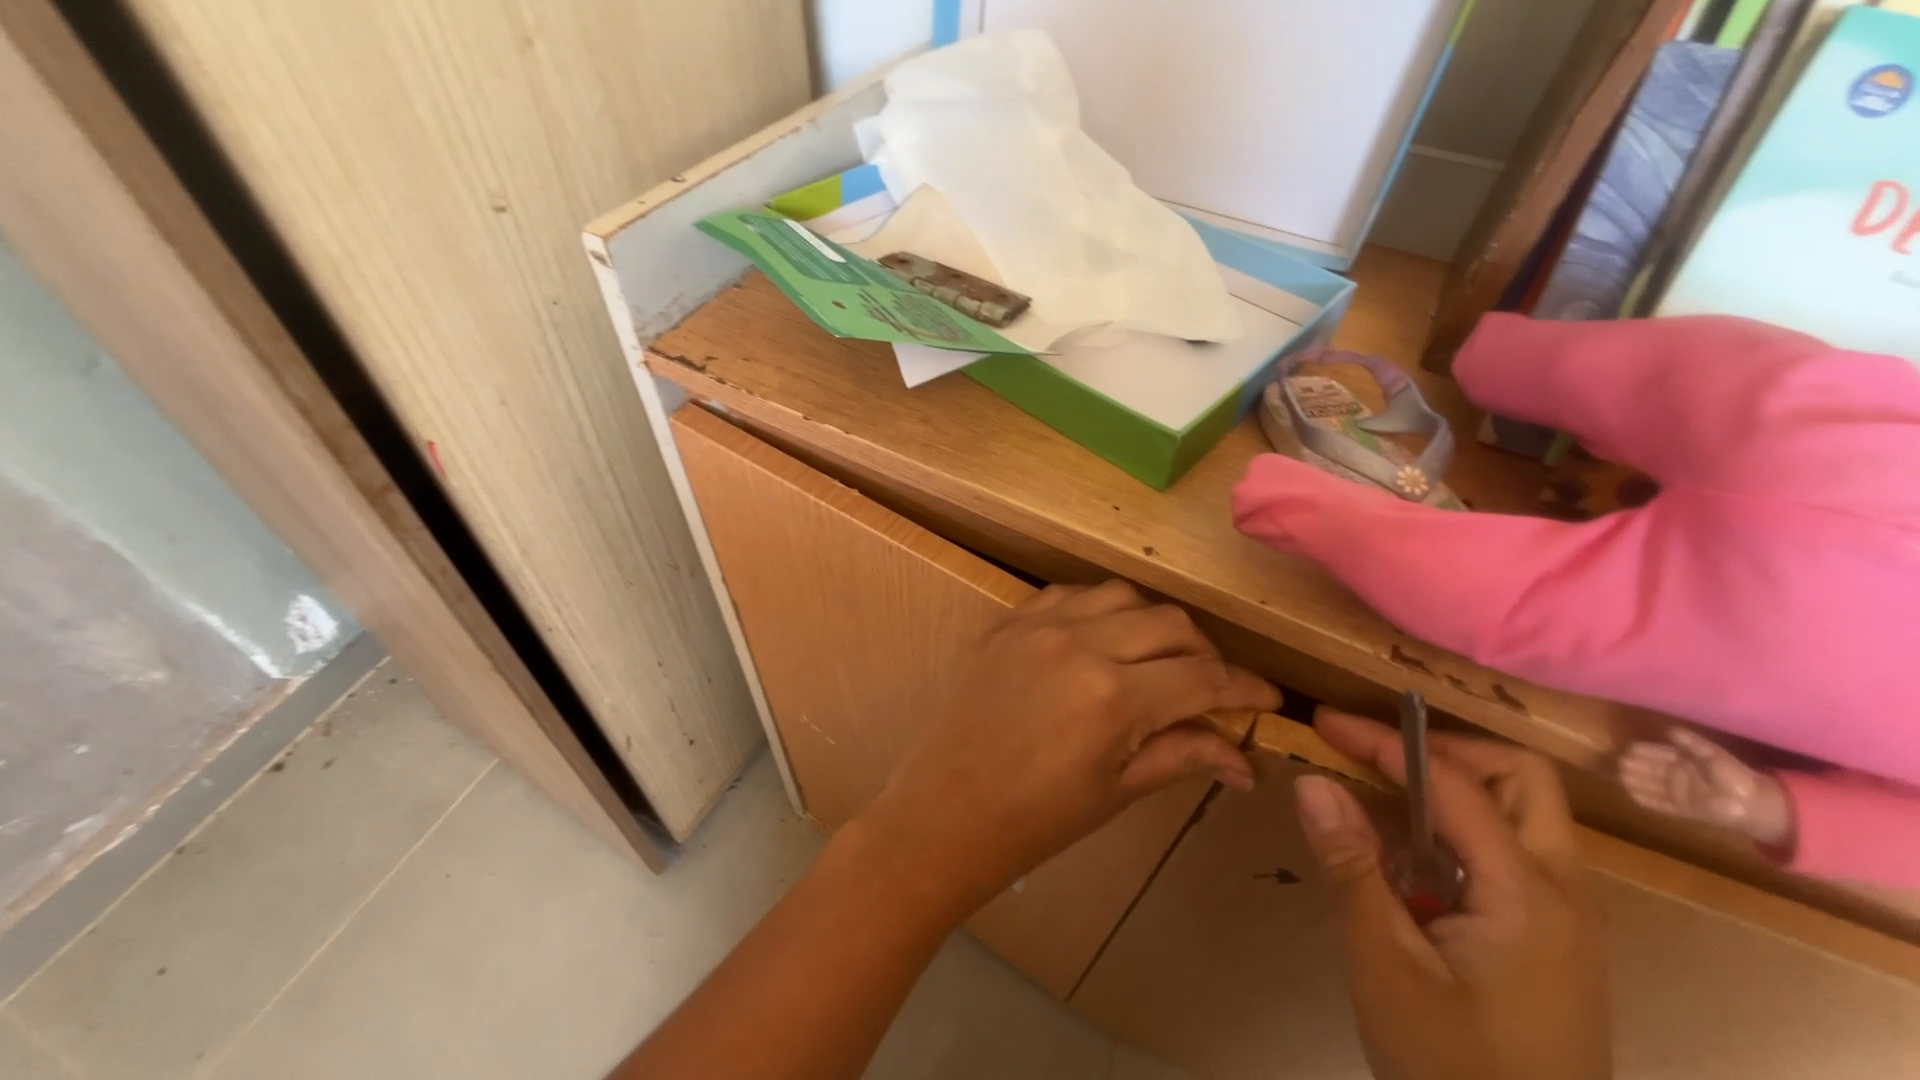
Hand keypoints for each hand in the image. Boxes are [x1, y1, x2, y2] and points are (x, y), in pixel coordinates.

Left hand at [854, 581, 1279, 915]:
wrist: (943, 815)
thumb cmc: (1034, 821)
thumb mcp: (1117, 792)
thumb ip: (1183, 756)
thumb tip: (1245, 758)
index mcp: (1113, 697)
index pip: (1205, 677)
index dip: (1246, 688)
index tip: (1266, 699)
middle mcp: (1079, 644)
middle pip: (1172, 624)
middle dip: (1205, 654)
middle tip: (1210, 687)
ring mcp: (1036, 626)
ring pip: (1122, 595)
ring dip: (1151, 623)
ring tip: (1155, 658)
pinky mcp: (1005, 623)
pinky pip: (1067, 594)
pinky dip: (1096, 610)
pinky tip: (1098, 639)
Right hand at [1296, 708, 1610, 1079]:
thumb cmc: (1448, 1064)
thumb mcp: (1384, 966)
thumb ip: (1352, 867)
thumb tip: (1312, 781)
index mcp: (1527, 893)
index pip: (1456, 783)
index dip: (1388, 743)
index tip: (1328, 724)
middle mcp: (1566, 890)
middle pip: (1520, 778)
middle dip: (1444, 751)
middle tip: (1374, 757)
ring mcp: (1572, 916)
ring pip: (1525, 813)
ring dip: (1456, 790)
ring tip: (1383, 807)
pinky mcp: (1560, 938)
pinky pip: (1517, 853)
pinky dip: (1464, 832)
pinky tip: (1413, 865)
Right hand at [1618, 728, 1794, 847]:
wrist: (1753, 804)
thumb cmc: (1734, 775)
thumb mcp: (1713, 754)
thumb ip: (1691, 743)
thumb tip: (1668, 730)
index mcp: (1686, 761)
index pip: (1660, 754)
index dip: (1645, 751)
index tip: (1630, 749)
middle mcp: (1679, 776)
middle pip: (1652, 770)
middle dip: (1636, 766)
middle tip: (1620, 763)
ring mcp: (1680, 793)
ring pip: (1652, 786)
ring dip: (1637, 782)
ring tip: (1621, 778)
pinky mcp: (1683, 809)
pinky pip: (1660, 804)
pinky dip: (1646, 800)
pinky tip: (1632, 795)